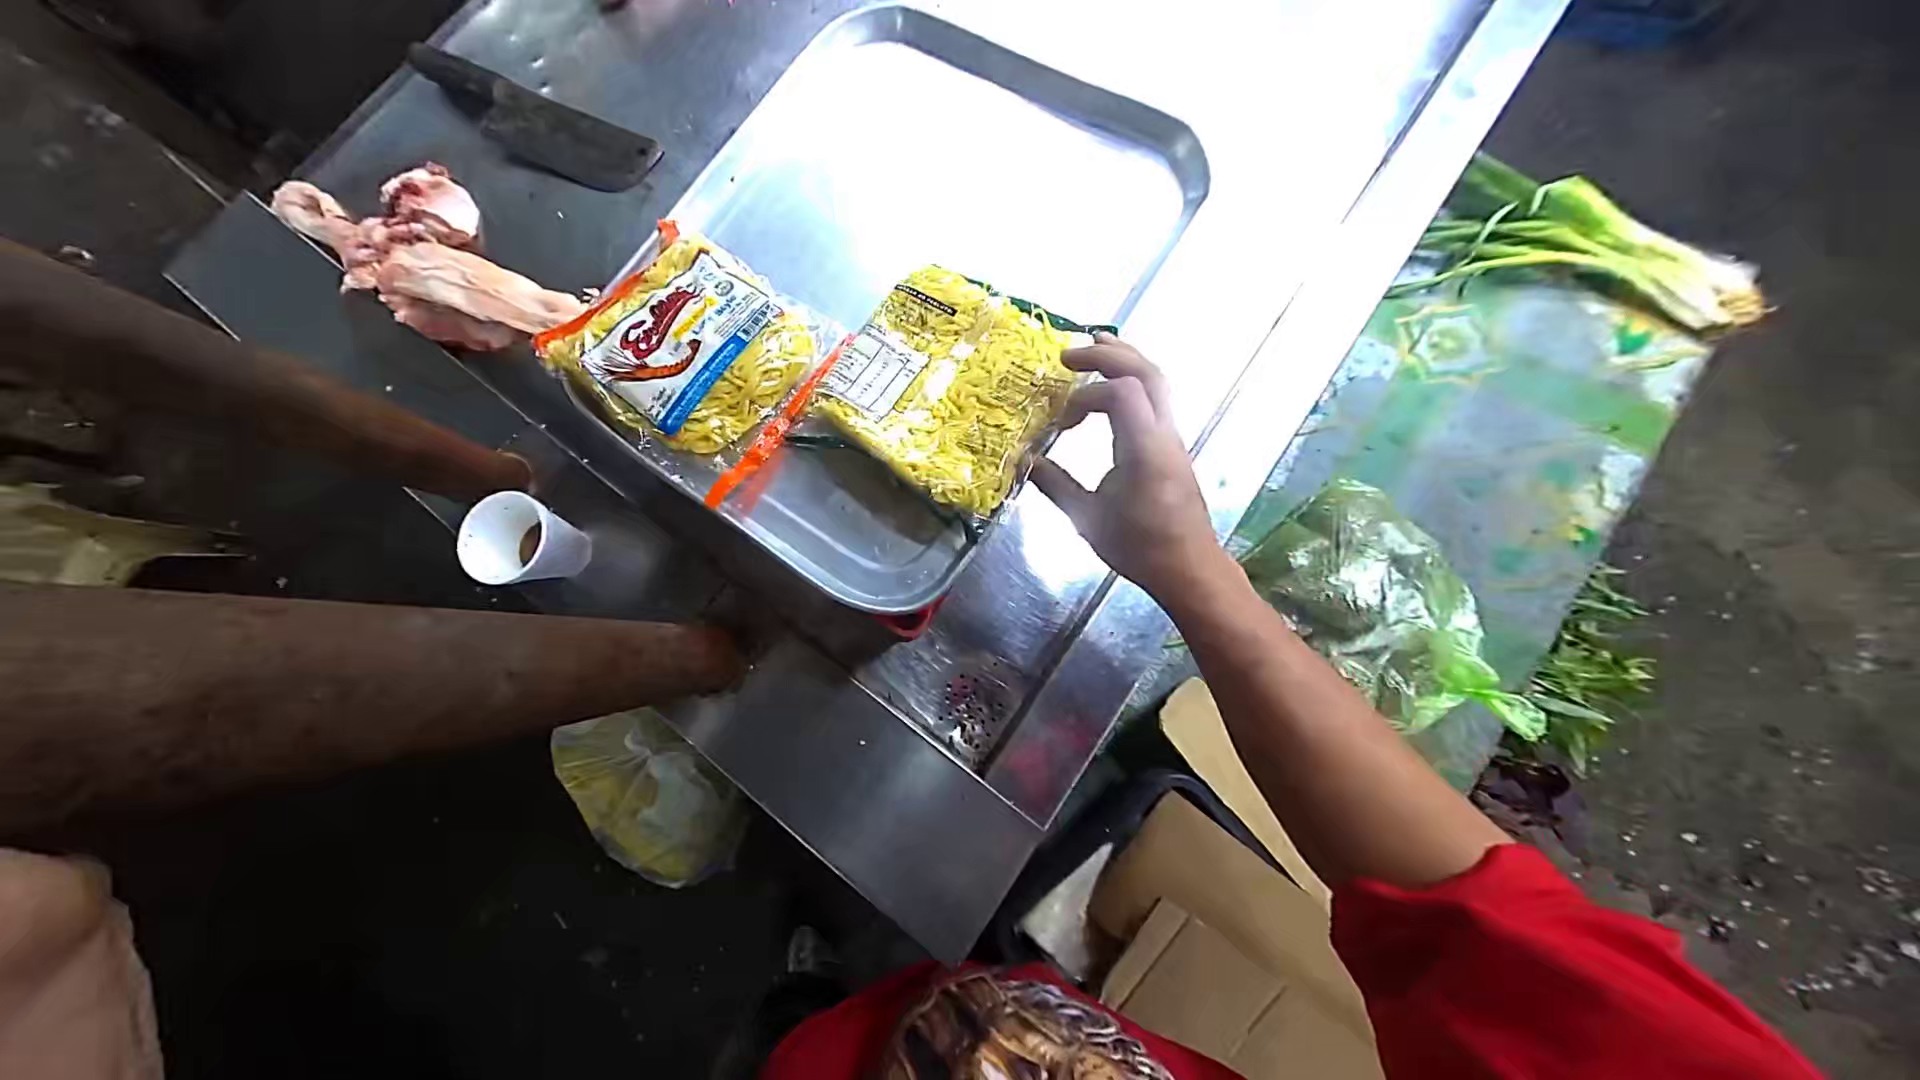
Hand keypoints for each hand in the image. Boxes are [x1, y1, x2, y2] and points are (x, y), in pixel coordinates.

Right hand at [1032, 334, 1231, 606]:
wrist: (1188, 567)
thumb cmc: (1139, 547)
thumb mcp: (1088, 518)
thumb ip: (1055, 485)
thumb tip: (1025, 462)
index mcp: (1144, 451)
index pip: (1121, 393)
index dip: (1085, 396)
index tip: (1062, 423)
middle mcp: (1164, 435)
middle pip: (1146, 372)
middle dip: (1107, 355)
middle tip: (1068, 355)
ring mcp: (1173, 438)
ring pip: (1157, 381)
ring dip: (1125, 360)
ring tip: (1095, 348)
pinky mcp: (1172, 445)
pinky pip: (1156, 398)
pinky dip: (1132, 382)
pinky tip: (1111, 388)